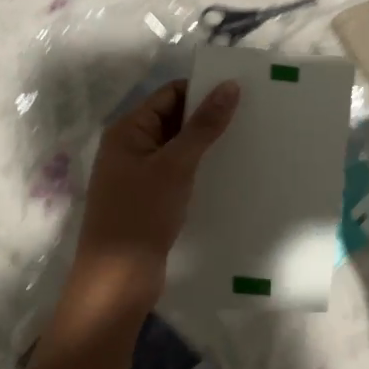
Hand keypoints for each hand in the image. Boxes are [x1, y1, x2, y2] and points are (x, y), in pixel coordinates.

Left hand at [73, 79, 240, 303]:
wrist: (117, 283)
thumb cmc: (141, 215)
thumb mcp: (176, 165)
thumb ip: (204, 125)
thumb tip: (230, 85)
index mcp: (128, 130)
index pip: (170, 94)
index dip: (203, 90)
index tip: (241, 92)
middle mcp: (130, 147)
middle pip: (174, 118)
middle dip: (208, 117)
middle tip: (251, 115)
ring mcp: (137, 175)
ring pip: (178, 147)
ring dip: (206, 144)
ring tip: (246, 140)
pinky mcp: (148, 199)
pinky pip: (177, 171)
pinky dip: (199, 168)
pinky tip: (226, 172)